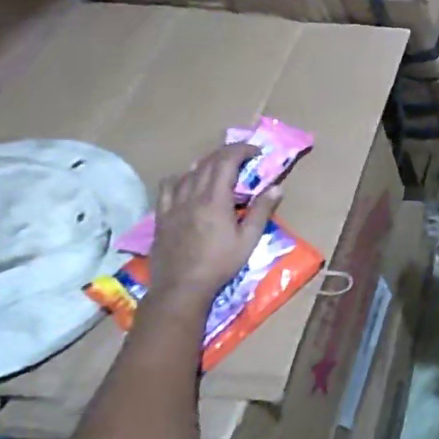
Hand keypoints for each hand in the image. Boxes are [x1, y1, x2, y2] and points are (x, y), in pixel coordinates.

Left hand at [148, 145, 282, 303]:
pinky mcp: (162, 214)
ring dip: (206, 163)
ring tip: (218, 169)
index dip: (242, 150)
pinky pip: (168, 186)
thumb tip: (277, 187)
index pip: (227, 161)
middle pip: (208, 162)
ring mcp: (174, 203)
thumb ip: (261, 211)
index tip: (256, 151)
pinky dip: (180, 177)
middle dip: (227, 154)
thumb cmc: (219, 265)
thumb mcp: (248, 240)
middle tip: (243, 157)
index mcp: (215, 199)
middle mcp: (192, 194)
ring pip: (188, 171)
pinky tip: (186, 182)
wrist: (182, 288)